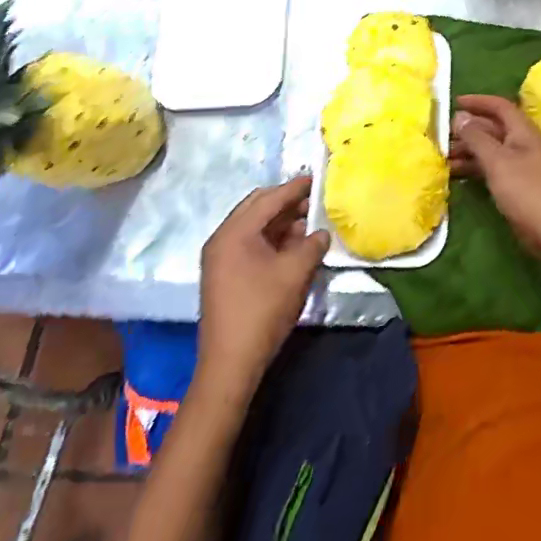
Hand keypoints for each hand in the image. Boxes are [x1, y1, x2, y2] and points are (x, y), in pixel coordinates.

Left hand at [198, 176, 328, 394]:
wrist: (230, 362)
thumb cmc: (262, 312)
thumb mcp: (294, 276)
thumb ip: (311, 247)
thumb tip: (321, 233)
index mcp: (234, 232)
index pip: (267, 200)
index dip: (293, 189)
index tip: (314, 179)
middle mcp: (221, 237)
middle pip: (256, 209)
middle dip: (285, 204)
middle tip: (313, 202)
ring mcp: (219, 256)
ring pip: (252, 228)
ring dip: (279, 224)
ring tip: (307, 224)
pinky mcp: (222, 273)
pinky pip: (248, 244)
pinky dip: (270, 241)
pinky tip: (291, 247)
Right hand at [451, 95, 540, 261]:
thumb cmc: (528, 192)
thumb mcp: (497, 161)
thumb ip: (476, 137)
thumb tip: (459, 117)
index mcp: (524, 133)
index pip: (500, 107)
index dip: (477, 101)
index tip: (453, 103)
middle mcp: (524, 145)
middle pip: (493, 128)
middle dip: (468, 128)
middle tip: (441, 135)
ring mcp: (522, 166)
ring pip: (490, 149)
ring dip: (468, 150)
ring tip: (443, 157)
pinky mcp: (518, 185)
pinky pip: (492, 168)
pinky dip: (474, 167)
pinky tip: (456, 174)